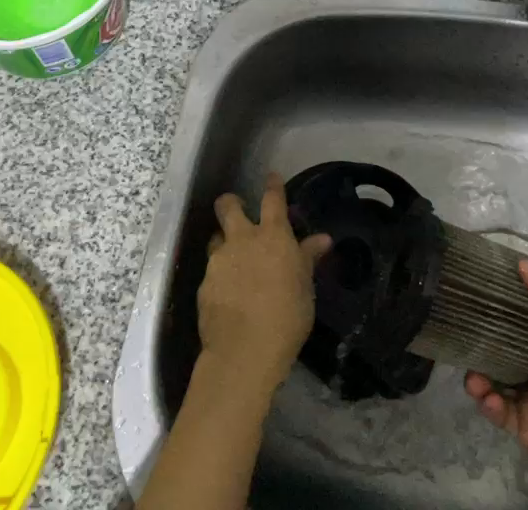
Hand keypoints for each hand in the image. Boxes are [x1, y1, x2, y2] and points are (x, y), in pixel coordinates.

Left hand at [198, 172, 331, 393]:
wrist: (245, 351)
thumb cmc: (288, 316)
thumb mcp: (305, 286)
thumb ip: (308, 258)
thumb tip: (322, 239)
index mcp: (273, 236)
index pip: (272, 199)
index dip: (272, 185)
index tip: (271, 176)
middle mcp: (242, 240)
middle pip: (228, 206)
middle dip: (231, 202)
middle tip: (237, 208)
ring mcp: (219, 261)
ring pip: (216, 238)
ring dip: (224, 242)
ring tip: (234, 258)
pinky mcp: (204, 284)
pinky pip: (212, 271)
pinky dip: (220, 275)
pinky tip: (228, 293)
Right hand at [465, 262, 527, 509]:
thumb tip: (522, 263)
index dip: (507, 295)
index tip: (475, 281)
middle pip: (511, 343)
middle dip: (486, 336)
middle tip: (459, 328)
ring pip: (502, 378)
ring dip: (482, 372)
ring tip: (471, 372)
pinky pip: (504, 413)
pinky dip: (490, 403)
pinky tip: (485, 396)